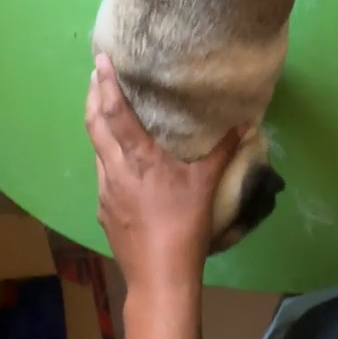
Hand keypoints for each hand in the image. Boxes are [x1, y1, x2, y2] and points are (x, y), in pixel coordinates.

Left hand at [85, 56, 238, 294]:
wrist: (159, 278)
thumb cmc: (185, 226)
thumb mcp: (207, 184)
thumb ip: (222, 150)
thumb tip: (244, 122)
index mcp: (139, 158)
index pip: (116, 112)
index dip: (106, 84)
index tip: (100, 60)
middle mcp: (115, 169)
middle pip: (95, 124)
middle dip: (93, 95)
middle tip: (96, 73)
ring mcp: (105, 190)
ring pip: (96, 146)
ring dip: (98, 122)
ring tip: (103, 104)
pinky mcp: (103, 208)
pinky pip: (103, 170)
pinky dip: (106, 151)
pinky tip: (118, 156)